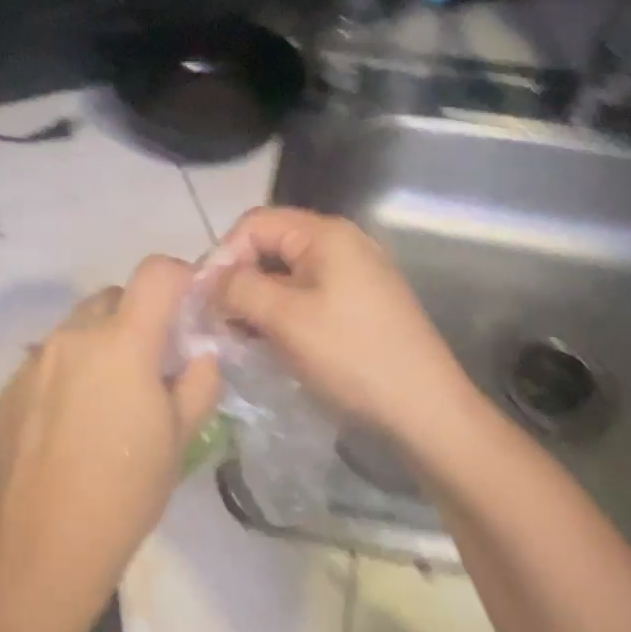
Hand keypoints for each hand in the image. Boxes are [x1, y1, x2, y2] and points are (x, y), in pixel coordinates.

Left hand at [0, 256, 221, 590]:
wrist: (44, 548)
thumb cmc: (127, 491)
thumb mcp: (182, 437)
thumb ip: (200, 381)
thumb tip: (199, 355)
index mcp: (123, 342)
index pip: (155, 272)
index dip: (180, 276)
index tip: (191, 305)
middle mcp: (74, 337)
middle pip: (114, 296)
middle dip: (139, 316)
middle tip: (153, 363)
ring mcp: (35, 360)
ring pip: (78, 327)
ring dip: (101, 343)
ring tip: (109, 399)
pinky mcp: (9, 388)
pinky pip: (48, 359)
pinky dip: (68, 371)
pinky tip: (71, 423)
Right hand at [213, 207, 471, 440]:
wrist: (426, 408)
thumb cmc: (353, 356)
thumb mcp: (286, 320)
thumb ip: (240, 290)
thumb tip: (212, 282)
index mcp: (326, 234)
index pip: (255, 224)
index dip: (223, 255)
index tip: (205, 300)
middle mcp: (343, 243)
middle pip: (271, 246)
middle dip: (239, 280)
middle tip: (218, 323)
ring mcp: (356, 274)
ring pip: (288, 275)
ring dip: (259, 301)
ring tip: (241, 339)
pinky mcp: (361, 304)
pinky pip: (310, 296)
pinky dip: (284, 314)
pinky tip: (272, 346)